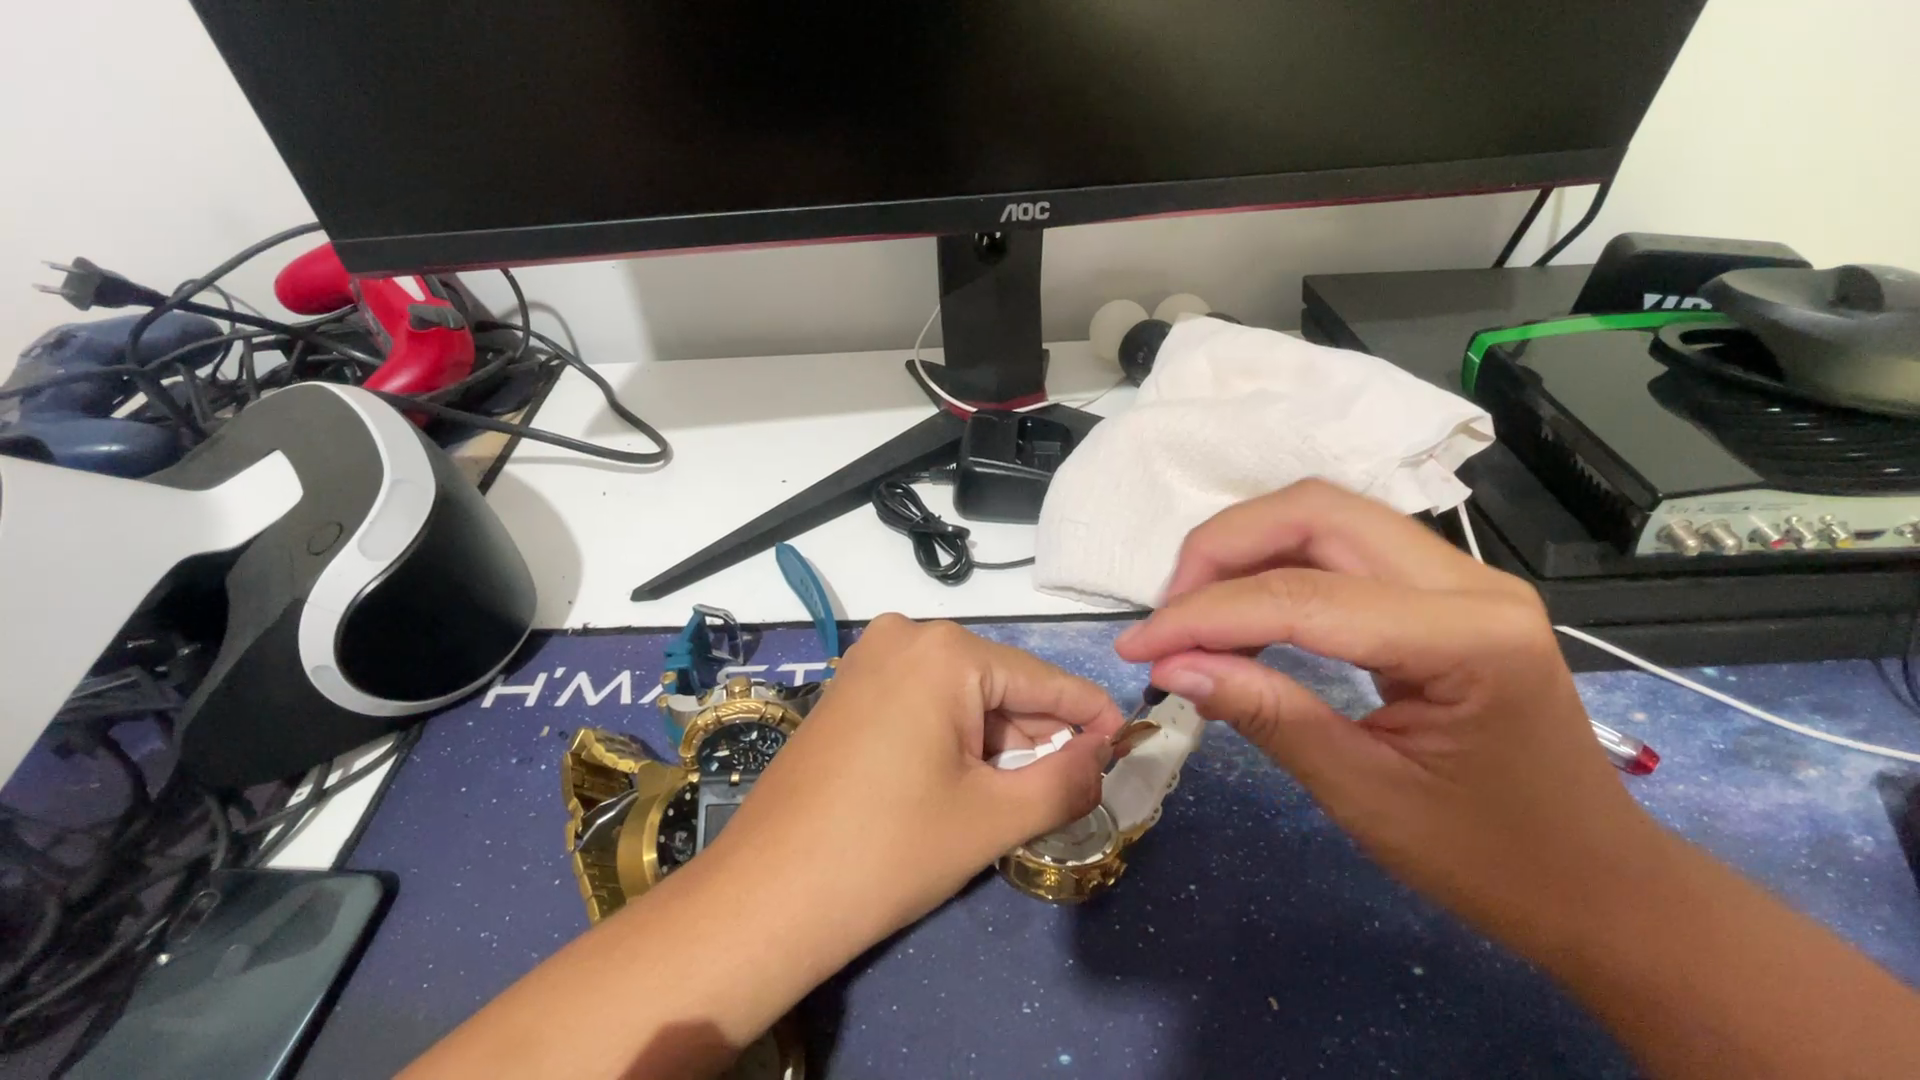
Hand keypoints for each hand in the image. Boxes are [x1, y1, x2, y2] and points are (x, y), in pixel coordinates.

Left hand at [709, 614, 1123, 953]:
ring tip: (1025, 794)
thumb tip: (1104, 756)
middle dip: (1042, 735)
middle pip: (1001, 685)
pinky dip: (955, 738)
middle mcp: (905, 636)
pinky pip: (923, 704)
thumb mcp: (992, 817)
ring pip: (962, 697)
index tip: (1130, 747)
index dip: (1092, 717)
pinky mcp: (848, 693)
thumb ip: (1066, 780)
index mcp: (945, 651)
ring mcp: (868, 662)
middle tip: (1077, 787)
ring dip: (999, 742)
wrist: (765, 897)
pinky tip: (968, 781)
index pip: (1044, 680)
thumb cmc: (888, 852)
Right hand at [1114, 480, 1656, 950]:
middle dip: (1220, 550)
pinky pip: (1343, 548)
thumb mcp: (1365, 796)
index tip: (1136, 649)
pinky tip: (1244, 616)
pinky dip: (1276, 567)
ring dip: (1244, 550)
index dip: (1205, 615)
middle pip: (1316, 512)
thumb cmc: (1492, 858)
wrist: (1598, 883)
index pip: (1304, 595)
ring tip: (1194, 615)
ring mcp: (1462, 577)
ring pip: (1326, 516)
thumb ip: (1267, 715)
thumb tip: (1172, 667)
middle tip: (1167, 617)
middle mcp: (1470, 581)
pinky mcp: (1444, 591)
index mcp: (1468, 637)